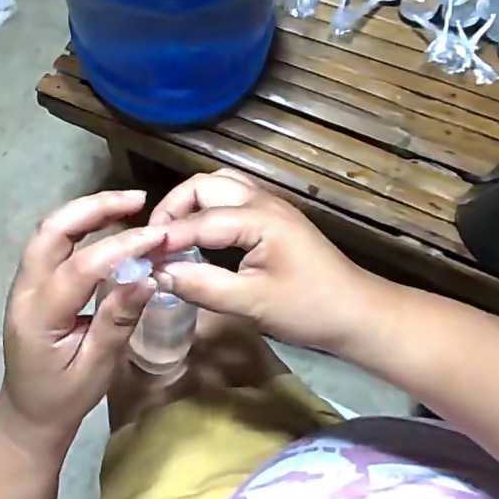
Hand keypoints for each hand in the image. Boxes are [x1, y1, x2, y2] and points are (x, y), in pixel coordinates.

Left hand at [0, 190, 166, 453]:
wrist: (28, 411)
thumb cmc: (64, 396)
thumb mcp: (96, 368)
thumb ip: (117, 321)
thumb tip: (148, 276)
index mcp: (39, 316)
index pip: (80, 267)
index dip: (121, 247)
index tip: (158, 236)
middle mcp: (25, 289)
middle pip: (52, 231)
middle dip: (94, 208)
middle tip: (138, 200)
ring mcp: (24, 281)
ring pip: (50, 229)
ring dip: (87, 210)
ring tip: (128, 203)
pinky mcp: (32, 279)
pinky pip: (53, 240)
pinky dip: (81, 223)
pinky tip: (108, 220)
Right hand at [149, 170, 383, 351]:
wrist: (359, 313)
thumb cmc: (310, 309)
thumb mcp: (254, 304)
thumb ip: (204, 286)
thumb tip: (158, 274)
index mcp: (260, 218)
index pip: (200, 221)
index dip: (167, 237)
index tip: (138, 254)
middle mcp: (262, 201)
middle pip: (205, 185)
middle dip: (174, 207)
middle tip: (154, 239)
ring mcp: (269, 205)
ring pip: (218, 184)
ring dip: (190, 202)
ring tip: (171, 232)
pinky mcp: (272, 216)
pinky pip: (230, 196)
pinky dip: (206, 207)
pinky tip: (198, 233)